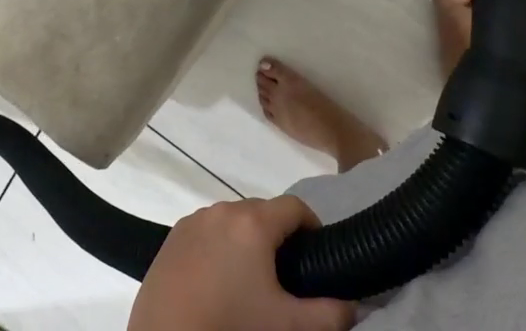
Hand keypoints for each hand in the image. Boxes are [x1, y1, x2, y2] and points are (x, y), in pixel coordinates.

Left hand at [129, 197, 355, 330]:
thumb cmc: (232, 325)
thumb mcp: (289, 325)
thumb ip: (330, 314)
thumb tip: (352, 305)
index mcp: (252, 222)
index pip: (294, 206)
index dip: (313, 226)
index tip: (319, 253)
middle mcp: (221, 210)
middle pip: (262, 211)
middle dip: (280, 235)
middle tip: (290, 273)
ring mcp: (193, 221)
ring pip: (233, 220)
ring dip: (248, 240)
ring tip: (254, 280)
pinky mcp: (172, 237)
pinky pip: (208, 231)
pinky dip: (221, 246)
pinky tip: (221, 281)